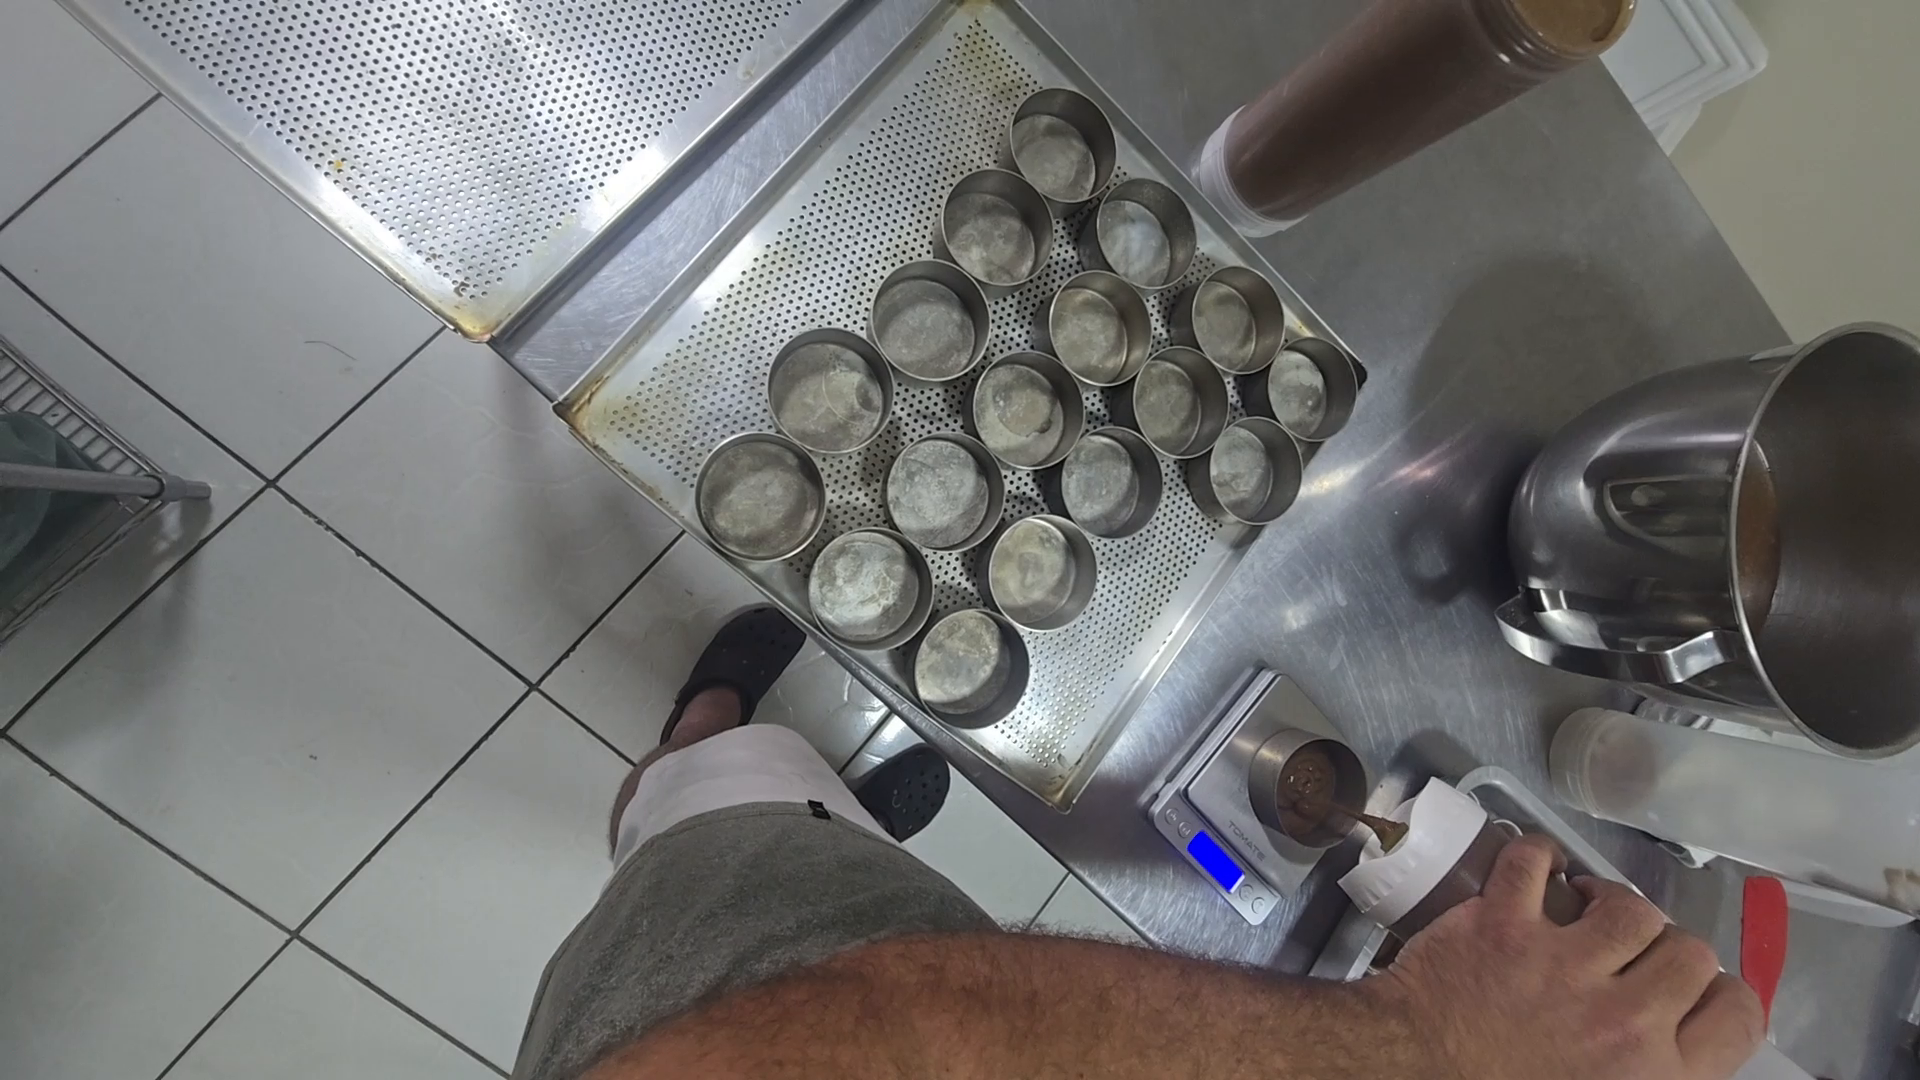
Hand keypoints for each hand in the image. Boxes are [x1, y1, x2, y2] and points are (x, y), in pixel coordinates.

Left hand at [1364, 834, 1763, 1079]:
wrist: (1424, 1066)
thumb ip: (1656, 1074)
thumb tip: (1677, 1043)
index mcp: (1665, 1072)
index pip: (1736, 1012)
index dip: (1718, 988)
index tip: (1687, 979)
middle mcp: (1624, 1013)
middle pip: (1687, 949)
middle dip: (1667, 940)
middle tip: (1632, 942)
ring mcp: (1560, 961)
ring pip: (1627, 904)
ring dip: (1614, 897)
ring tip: (1591, 902)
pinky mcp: (1499, 921)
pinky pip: (1530, 863)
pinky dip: (1539, 851)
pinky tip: (1544, 860)